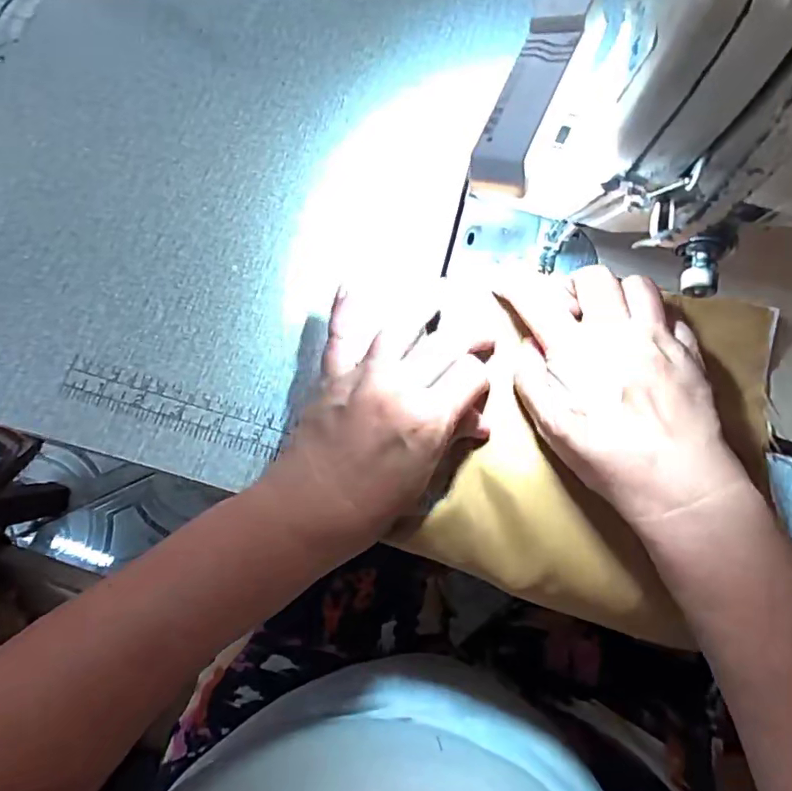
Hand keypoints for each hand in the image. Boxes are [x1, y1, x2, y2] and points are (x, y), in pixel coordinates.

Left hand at [262, 285, 493, 542]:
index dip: (481, 376)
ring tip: (440, 296)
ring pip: (399, 328)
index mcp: (427, 418)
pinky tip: (352, 283)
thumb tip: (479, 423)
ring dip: (423, 307)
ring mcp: (362, 376)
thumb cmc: (372, 506)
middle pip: (443, 344)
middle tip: (481, 334)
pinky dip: (346, 309)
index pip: (469, 375)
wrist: (310, 506)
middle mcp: (398, 387)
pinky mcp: (332, 375)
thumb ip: (449, 439)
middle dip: (469, 335)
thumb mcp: (421, 477)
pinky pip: (341, 335)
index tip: (480, 383)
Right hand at [497, 266, 754, 535]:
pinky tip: (644, 339)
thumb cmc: (613, 462)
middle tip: (566, 312)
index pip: (538, 302)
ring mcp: (660, 339)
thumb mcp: (555, 431)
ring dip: (616, 294)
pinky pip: (671, 314)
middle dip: (572, 286)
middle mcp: (620, 333)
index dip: (514, 286)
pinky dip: (652, 316)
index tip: (503, 283)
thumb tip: (527, 350)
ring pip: (638, 285)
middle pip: (593, 277)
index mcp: (579, 351)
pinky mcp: (690, 353)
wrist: (685, 486)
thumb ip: (532, 383)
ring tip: (608, 319)